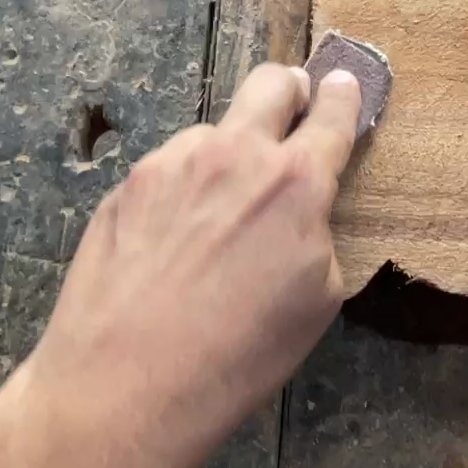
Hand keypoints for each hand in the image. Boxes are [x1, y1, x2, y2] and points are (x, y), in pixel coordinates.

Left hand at [0, 64, 360, 467]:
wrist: (123, 387)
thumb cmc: (241, 354)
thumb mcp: (318, 297)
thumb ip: (317, 229)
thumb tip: (299, 207)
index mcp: (296, 181)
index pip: (331, 113)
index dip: (343, 94)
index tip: (343, 83)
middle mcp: (237, 153)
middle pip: (273, 81)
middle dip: (292, 89)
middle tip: (291, 114)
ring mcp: (176, 160)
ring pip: (218, 131)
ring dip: (230, 155)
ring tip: (213, 220)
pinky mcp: (130, 181)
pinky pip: (174, 166)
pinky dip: (187, 186)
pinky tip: (171, 240)